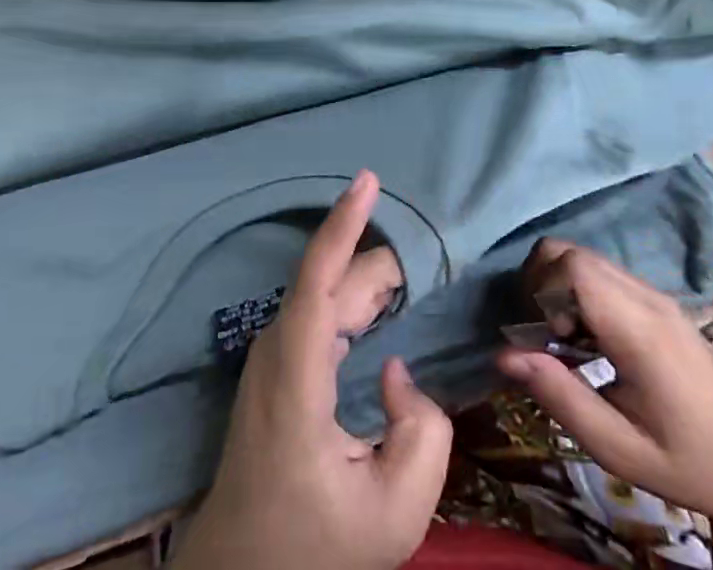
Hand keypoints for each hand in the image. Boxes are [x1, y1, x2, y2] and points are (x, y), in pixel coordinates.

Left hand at [171, 171, 451, 569]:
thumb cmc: (313, 545)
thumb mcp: (393, 510)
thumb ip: (422, 434)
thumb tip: (399, 373)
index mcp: (297, 379)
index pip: (318, 283)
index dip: (343, 226)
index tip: (368, 180)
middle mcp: (278, 352)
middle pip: (334, 283)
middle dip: (387, 266)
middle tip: (440, 268)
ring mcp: (273, 357)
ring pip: (328, 295)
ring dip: (374, 283)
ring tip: (421, 282)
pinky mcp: (278, 368)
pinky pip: (322, 314)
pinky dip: (359, 302)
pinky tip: (386, 310)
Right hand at [495, 238, 712, 526]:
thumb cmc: (685, 464)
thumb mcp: (616, 447)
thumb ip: (558, 395)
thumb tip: (501, 354)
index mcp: (641, 331)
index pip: (574, 267)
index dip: (540, 289)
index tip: (541, 337)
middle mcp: (649, 300)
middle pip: (573, 253)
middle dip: (540, 285)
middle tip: (542, 338)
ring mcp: (656, 298)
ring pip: (584, 259)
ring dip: (557, 290)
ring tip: (562, 344)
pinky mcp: (656, 304)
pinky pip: (600, 276)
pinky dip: (576, 295)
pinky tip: (584, 342)